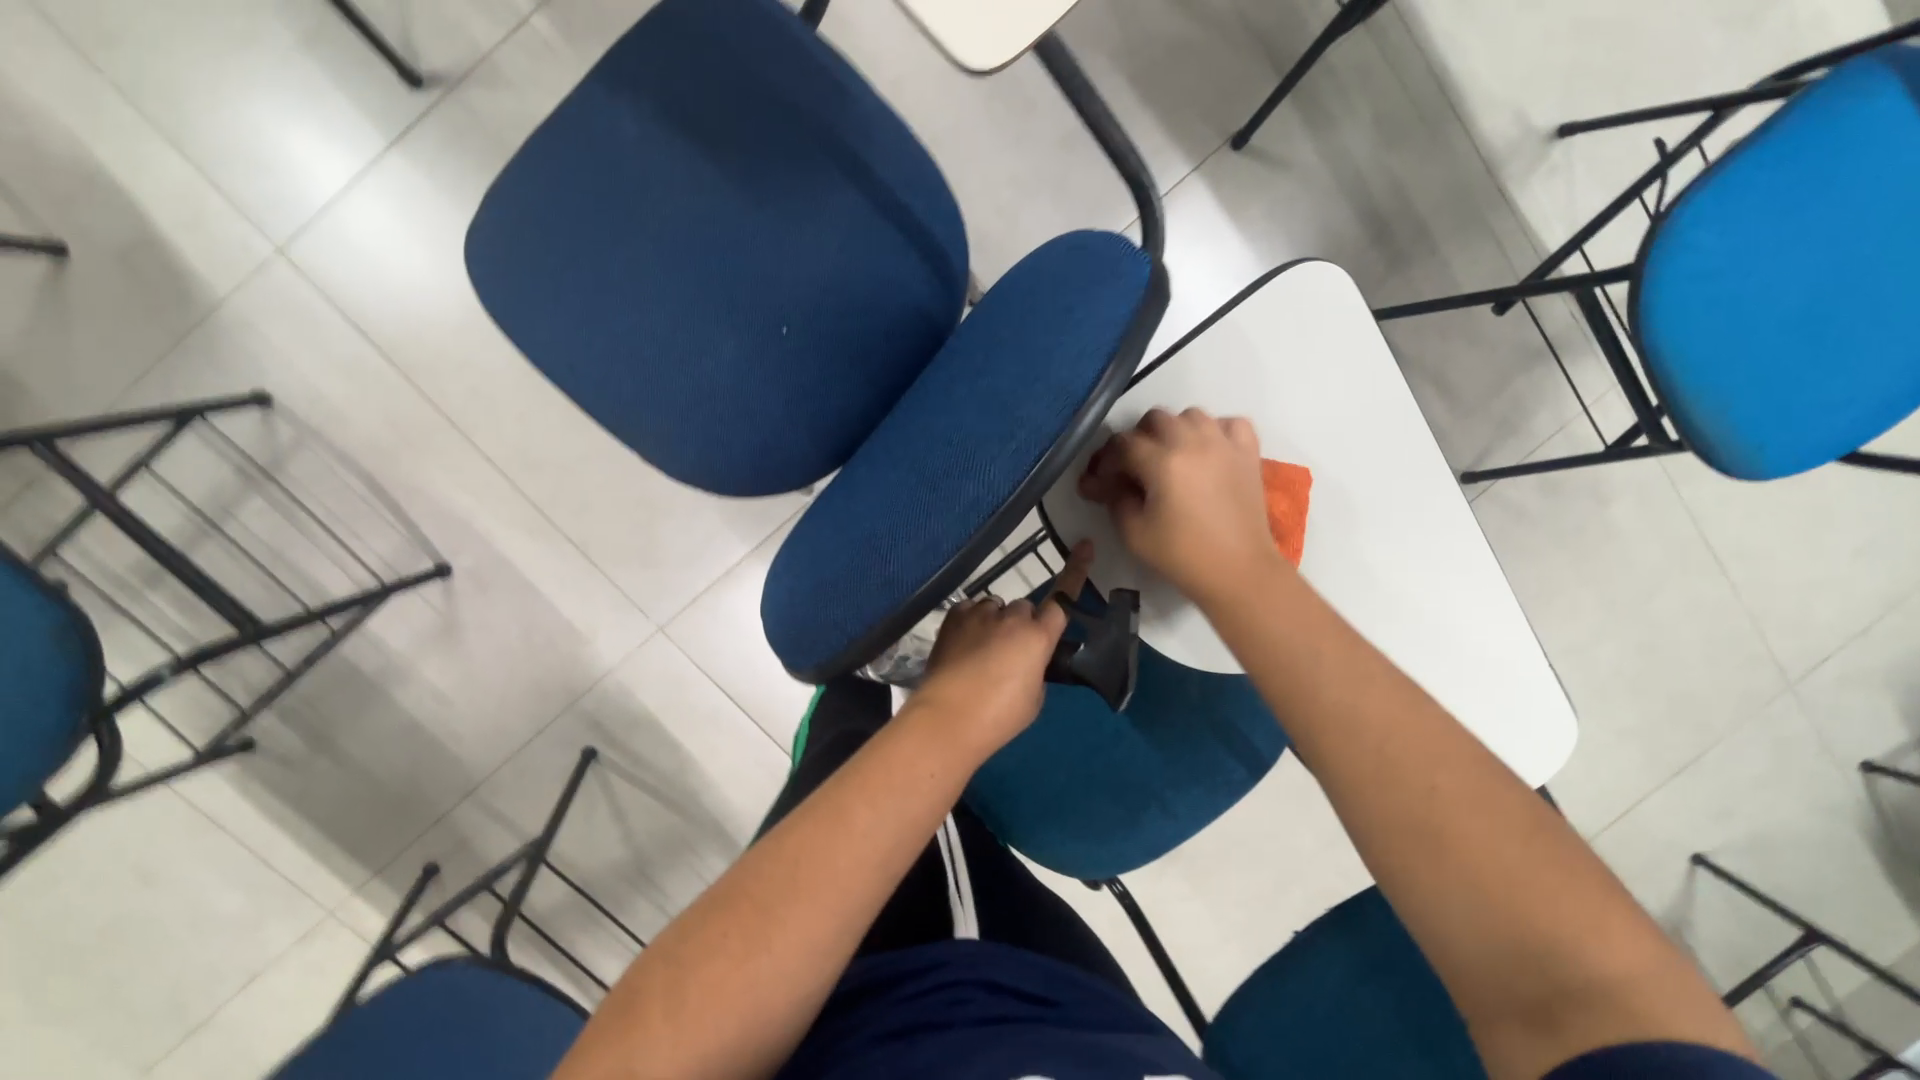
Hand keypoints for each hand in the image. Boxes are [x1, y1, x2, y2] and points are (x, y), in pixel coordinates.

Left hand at [911, 543, 1092, 755]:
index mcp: (1039, 637)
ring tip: (981, 650)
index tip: (1085, 547)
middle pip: (1025, 607)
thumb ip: (1036, 668)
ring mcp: (980, 614)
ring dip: (995, 621)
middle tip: (1010, 653)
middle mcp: (1012, 618)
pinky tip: (963, 644)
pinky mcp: (953, 617)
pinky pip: (970, 609)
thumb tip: (1026, 660)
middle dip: (1022, 624)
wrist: (949, 718)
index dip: (1075, 573)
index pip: (1063, 598)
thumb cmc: (999, 716)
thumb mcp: (1034, 697)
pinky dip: (970, 621)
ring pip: (996, 606)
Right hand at [1077, 407, 1285, 606]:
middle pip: (1155, 418)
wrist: (1239, 571)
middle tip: (1136, 468)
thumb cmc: (1182, 555)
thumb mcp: (1134, 533)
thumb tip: (1105, 482)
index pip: (1123, 443)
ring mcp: (1224, 444)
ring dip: (1176, 430)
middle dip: (1139, 439)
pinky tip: (1210, 451)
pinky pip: (1231, 423)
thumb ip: (1114, 499)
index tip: (1105, 480)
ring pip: (1192, 414)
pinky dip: (1217, 430)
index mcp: (1162, 462)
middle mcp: (1193, 442)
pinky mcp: (1248, 453)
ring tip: (1173, 457)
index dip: (1108, 460)